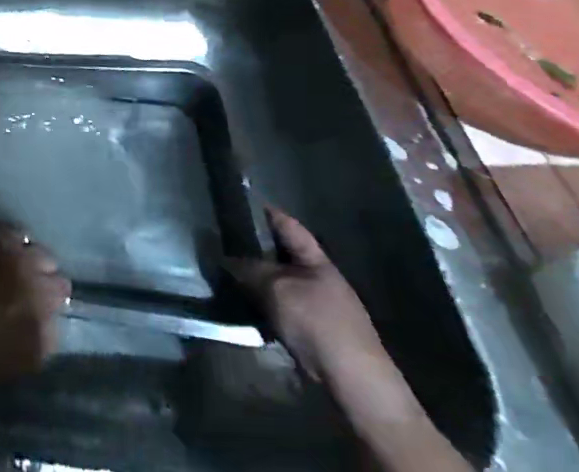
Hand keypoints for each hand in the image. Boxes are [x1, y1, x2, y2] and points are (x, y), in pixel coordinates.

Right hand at [226, 206, 390, 386]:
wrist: (351, 375)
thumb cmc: (317, 321)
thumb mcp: (278, 289)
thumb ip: (252, 271)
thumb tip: (228, 259)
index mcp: (315, 258)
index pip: (289, 225)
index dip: (268, 213)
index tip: (245, 202)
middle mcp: (318, 276)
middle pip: (283, 256)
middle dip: (258, 250)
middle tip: (226, 244)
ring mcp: (317, 304)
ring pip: (280, 284)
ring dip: (259, 282)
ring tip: (229, 278)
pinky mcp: (312, 330)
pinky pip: (282, 309)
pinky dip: (265, 307)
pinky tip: (246, 310)